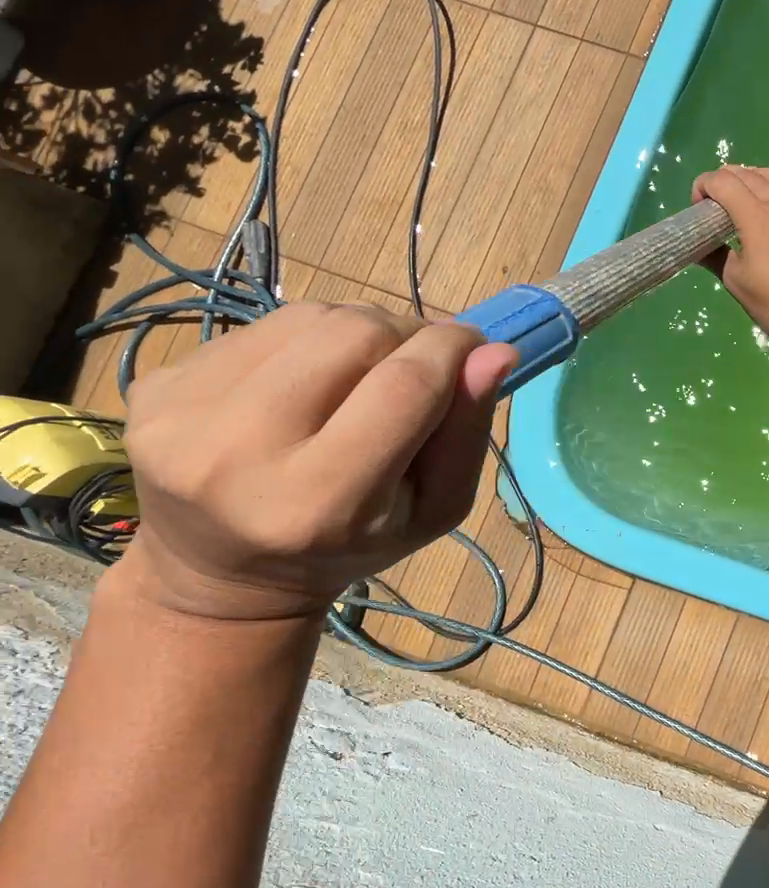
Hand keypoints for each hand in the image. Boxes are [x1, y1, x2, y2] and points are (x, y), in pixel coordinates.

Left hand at [115, 302, 518, 621]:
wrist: (222, 571)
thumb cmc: (354, 545)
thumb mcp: (436, 508)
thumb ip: (466, 432)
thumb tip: (494, 352)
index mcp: (321, 500)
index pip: (404, 386)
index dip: (452, 349)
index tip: (476, 344)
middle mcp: (239, 451)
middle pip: (355, 334)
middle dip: (409, 334)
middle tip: (425, 359)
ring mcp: (182, 413)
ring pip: (310, 316)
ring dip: (362, 330)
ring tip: (370, 369)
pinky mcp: (154, 384)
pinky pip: (263, 327)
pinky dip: (310, 339)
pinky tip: (314, 376)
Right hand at [692, 164, 768, 350]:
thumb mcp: (736, 281)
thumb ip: (715, 256)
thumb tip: (700, 246)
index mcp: (758, 217)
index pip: (724, 182)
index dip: (704, 185)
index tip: (698, 205)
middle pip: (751, 176)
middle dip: (728, 179)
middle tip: (716, 198)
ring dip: (759, 177)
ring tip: (748, 189)